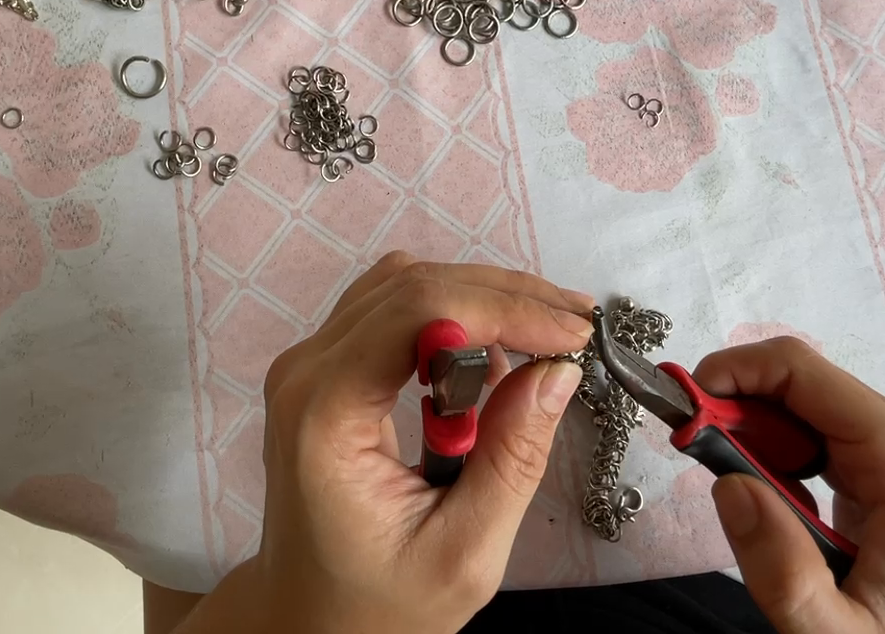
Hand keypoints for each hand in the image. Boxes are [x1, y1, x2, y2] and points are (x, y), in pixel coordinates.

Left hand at [174, 252, 592, 633]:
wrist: (306, 618)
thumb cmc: (380, 605)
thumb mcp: (463, 555)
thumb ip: (512, 458)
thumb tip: (558, 368)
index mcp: (326, 414)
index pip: (417, 313)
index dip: (502, 308)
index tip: (574, 334)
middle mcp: (307, 368)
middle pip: (413, 285)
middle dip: (505, 295)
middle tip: (577, 320)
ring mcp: (310, 359)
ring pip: (405, 284)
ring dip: (481, 296)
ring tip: (546, 327)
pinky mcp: (325, 363)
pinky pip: (392, 305)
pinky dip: (452, 310)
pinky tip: (493, 344)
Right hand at [696, 338, 884, 633]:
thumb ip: (784, 572)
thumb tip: (728, 484)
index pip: (801, 370)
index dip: (733, 373)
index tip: (684, 411)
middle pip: (798, 380)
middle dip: (736, 405)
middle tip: (696, 452)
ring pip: (800, 401)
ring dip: (750, 429)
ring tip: (733, 482)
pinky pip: (813, 428)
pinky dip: (773, 449)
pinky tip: (770, 497)